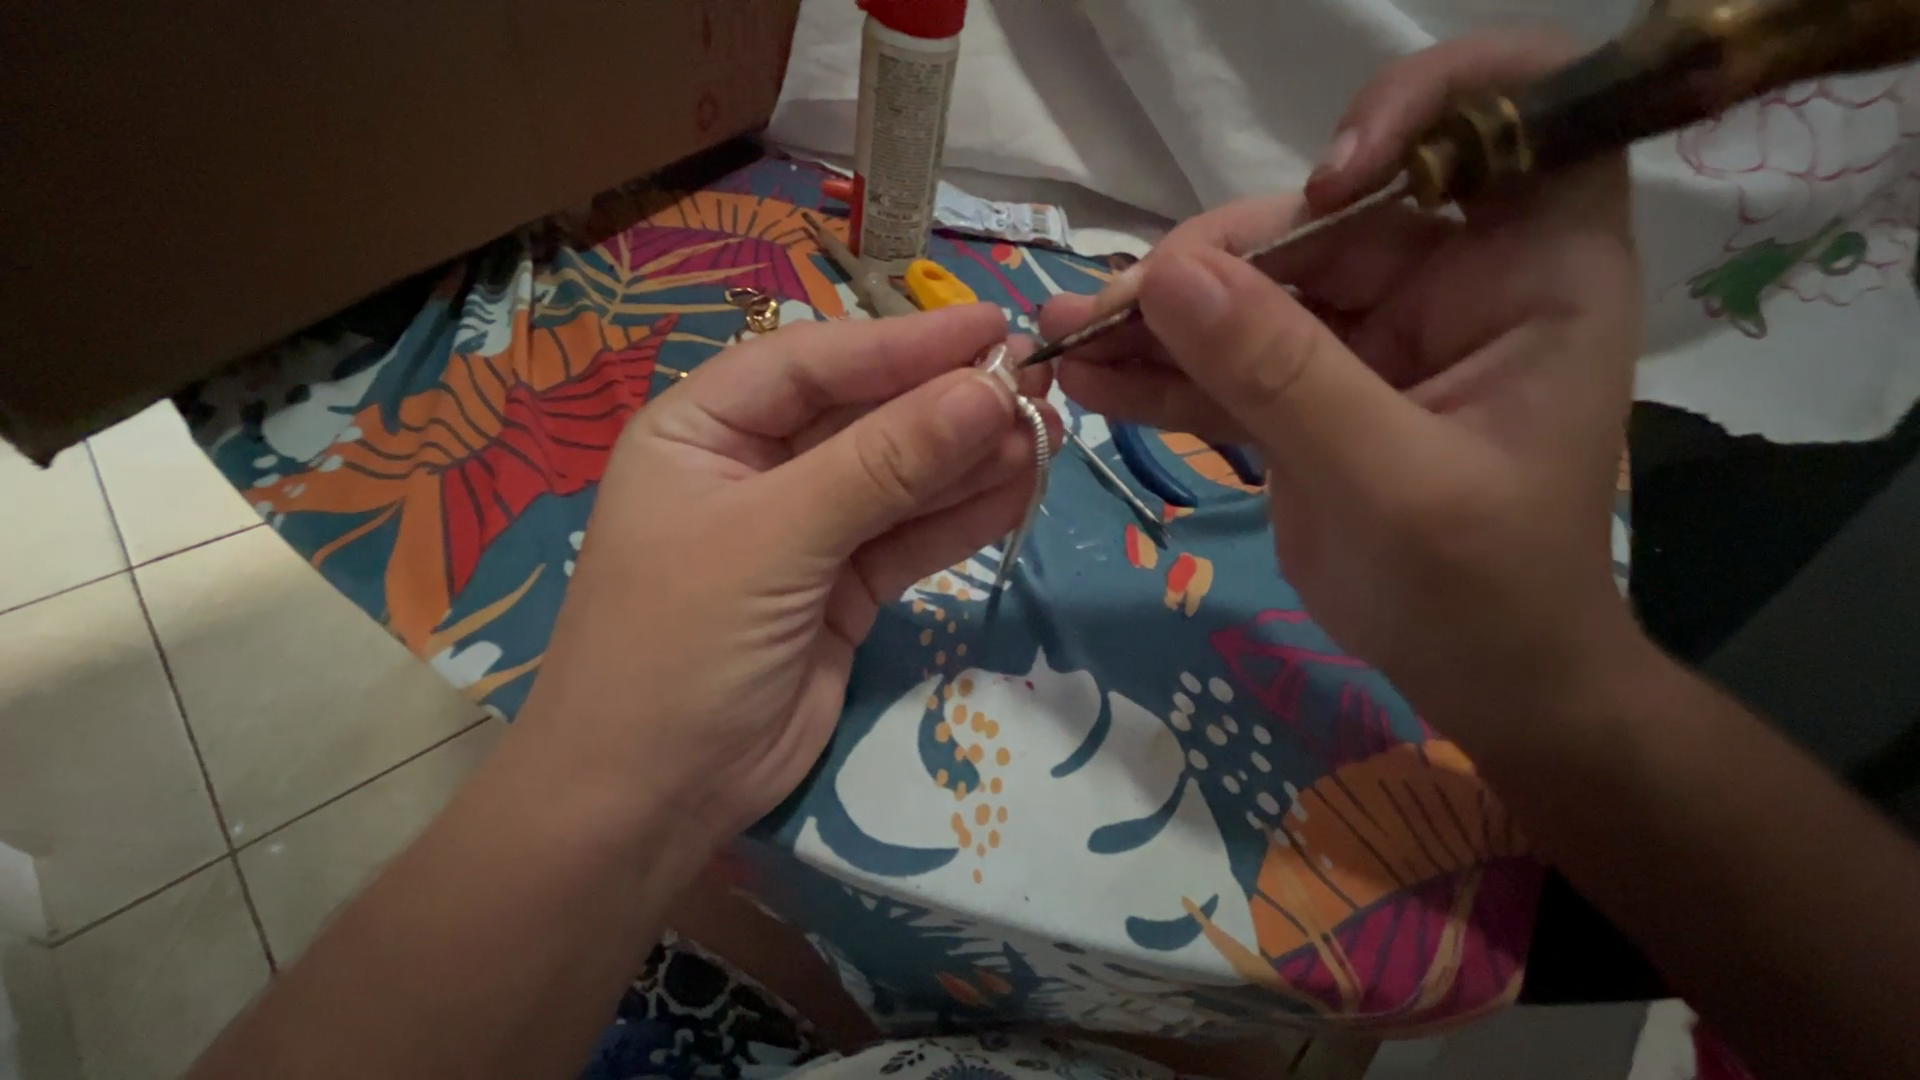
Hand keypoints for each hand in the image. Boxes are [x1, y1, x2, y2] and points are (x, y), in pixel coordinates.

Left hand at [516, 306, 1052, 844]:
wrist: (651, 801)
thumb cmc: (680, 647)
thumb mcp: (774, 540)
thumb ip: (882, 465)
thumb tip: (987, 390)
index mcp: (704, 430)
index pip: (813, 362)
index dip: (904, 341)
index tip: (993, 327)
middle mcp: (756, 469)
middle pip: (865, 417)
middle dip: (948, 404)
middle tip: (1039, 385)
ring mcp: (805, 532)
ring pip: (899, 480)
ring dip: (969, 459)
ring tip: (1049, 433)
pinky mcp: (844, 589)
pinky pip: (910, 539)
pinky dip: (962, 518)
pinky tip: (1019, 488)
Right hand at [1039, 31, 1642, 736]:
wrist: (1472, 673)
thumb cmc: (1475, 586)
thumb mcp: (1387, 480)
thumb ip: (1282, 373)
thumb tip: (1167, 274)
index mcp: (1527, 272)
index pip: (1503, 117)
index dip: (1416, 113)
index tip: (1325, 182)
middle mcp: (1448, 280)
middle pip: (1316, 223)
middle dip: (1205, 263)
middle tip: (1101, 311)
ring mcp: (1366, 335)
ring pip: (1248, 295)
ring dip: (1154, 318)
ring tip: (1060, 335)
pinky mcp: (1304, 388)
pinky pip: (1223, 363)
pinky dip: (1158, 374)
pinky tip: (1088, 380)